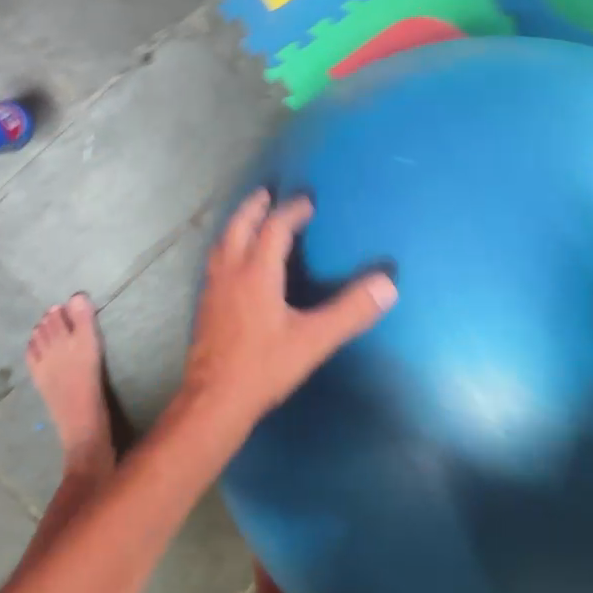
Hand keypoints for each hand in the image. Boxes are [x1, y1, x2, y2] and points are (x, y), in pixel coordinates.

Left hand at [180, 190, 397, 426]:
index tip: (308, 200)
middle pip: (240, 225)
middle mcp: (230, 271)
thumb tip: (387, 285)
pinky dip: (228, 245)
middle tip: (269, 193)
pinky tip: (234, 260)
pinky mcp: (205, 303)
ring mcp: (213, 287)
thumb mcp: (313, 340)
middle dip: (255, 206)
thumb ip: (350, 312)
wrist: (213, 400)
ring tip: (251, 217)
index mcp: (256, 272)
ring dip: (238, 223)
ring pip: (223, 241)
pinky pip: (216, 259)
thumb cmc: (263, 367)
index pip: (274, 227)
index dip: (291, 210)